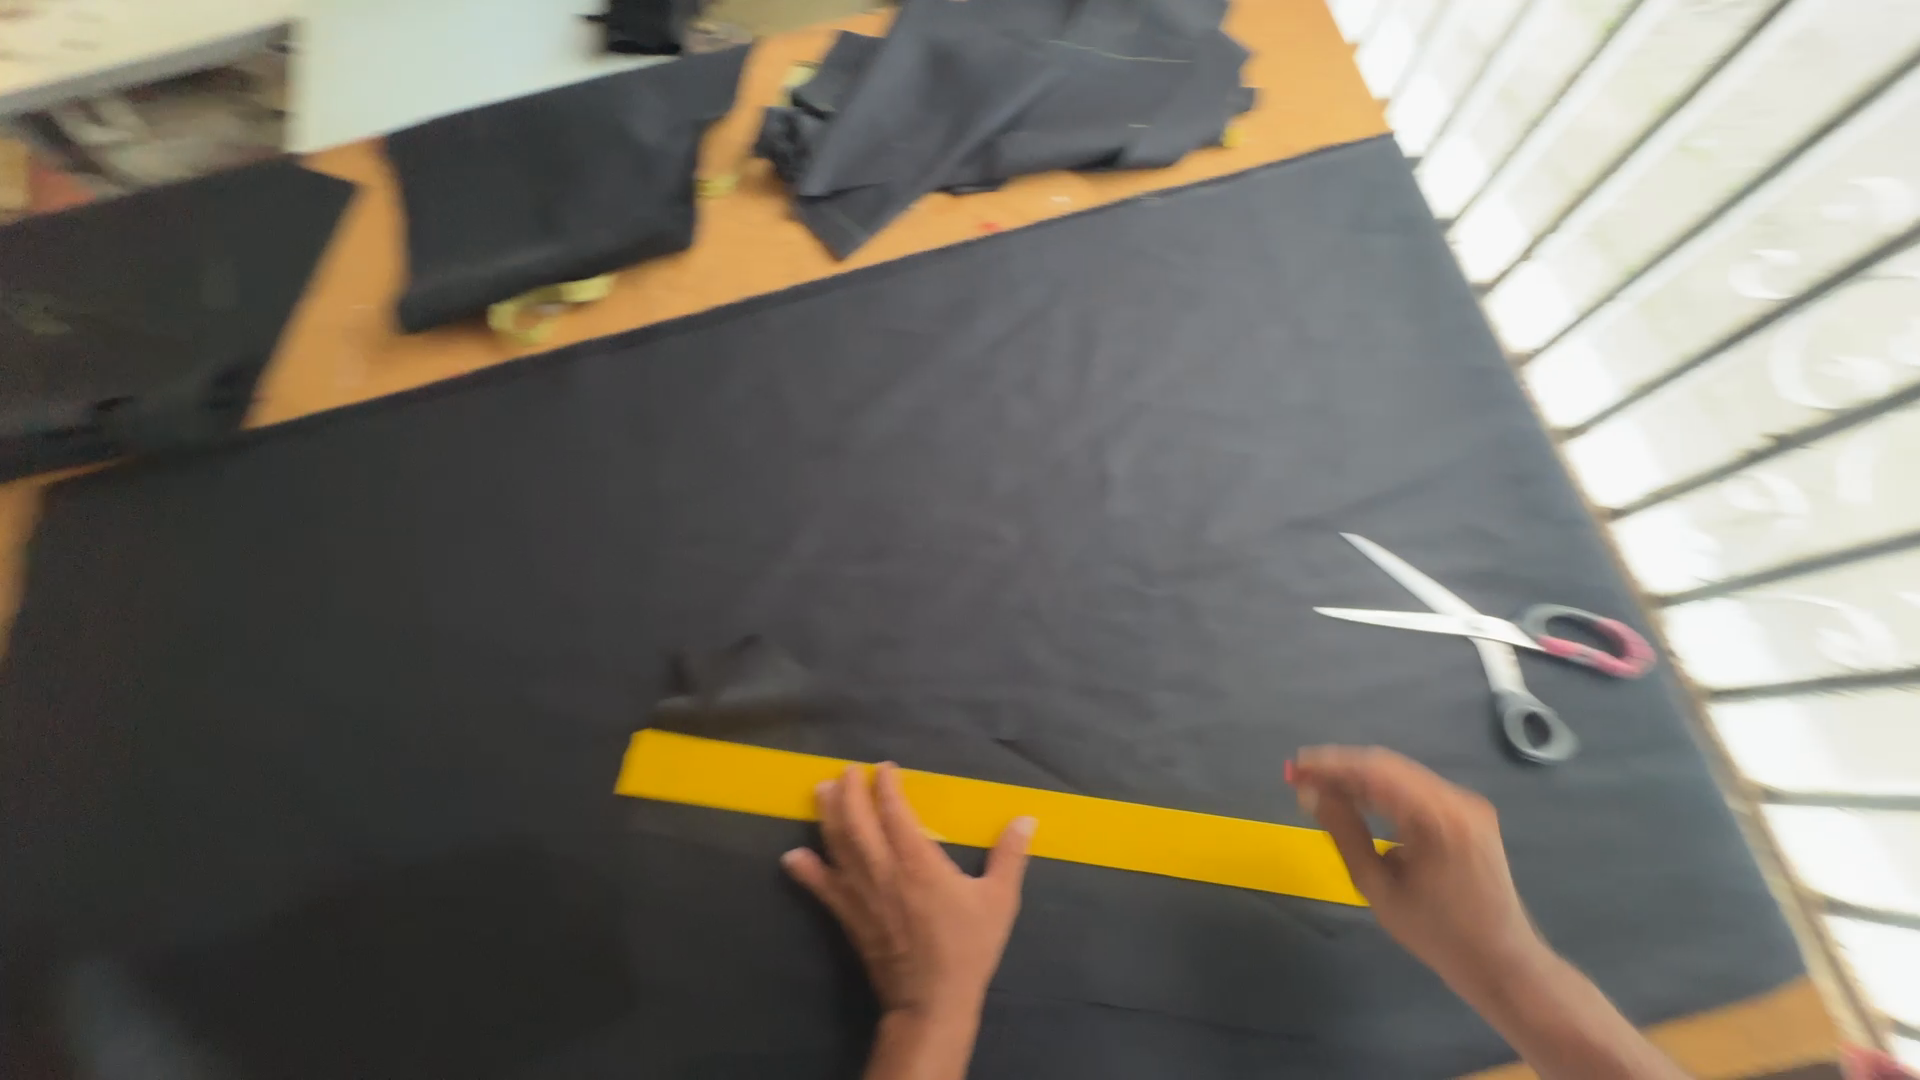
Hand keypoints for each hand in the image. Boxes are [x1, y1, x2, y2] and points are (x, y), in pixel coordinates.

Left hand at [782, 762, 1036, 1019]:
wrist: (932, 1001)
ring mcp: (861, 892)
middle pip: (858, 820)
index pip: (895, 811)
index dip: (887, 786)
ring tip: (823, 789)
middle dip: (851, 790)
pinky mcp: (848, 915)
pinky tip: (792, 856)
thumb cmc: (967, 948)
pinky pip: (821, 888)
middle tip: (850, 770)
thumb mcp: (999, 900)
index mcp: (918, 861)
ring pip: (837, 844)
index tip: (886, 768)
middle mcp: (883, 870)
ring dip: (828, 814)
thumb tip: (1026, 819)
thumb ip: (1010, 856)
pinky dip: (805, 870)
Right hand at [1287, 746, 1544, 991]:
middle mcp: (1456, 800)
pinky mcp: (1467, 811)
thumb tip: (1310, 792)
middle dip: (1339, 767)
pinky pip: (1414, 786)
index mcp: (1437, 818)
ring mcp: (1466, 803)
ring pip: (1398, 772)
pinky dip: (1380, 787)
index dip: (1329, 765)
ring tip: (1320, 786)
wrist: (1504, 963)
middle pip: (1386, 766)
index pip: (1374, 771)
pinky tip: (1355, 797)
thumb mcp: (1376, 885)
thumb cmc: (1436, 933)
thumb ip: (1343, 831)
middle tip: (1300, 776)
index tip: (1295, 768)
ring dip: (1357, 776)